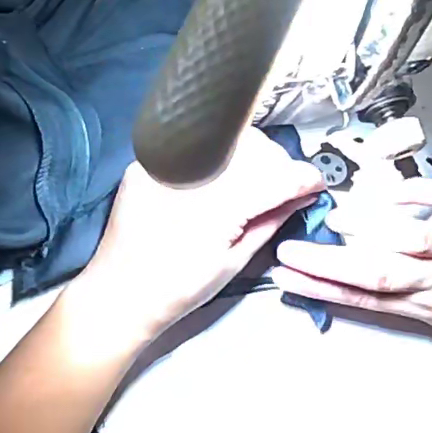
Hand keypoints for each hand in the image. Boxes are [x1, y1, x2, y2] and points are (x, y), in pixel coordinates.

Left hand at [67, 128, 323, 343]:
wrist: (118, 291)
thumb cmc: (176, 288)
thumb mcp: (233, 261)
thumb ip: (269, 221)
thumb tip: (299, 197)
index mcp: (217, 206)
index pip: (275, 175)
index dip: (302, 178)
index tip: (313, 184)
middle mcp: (189, 177)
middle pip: (252, 147)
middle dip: (276, 163)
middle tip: (283, 186)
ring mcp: (162, 167)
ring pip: (222, 141)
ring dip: (247, 156)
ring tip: (250, 183)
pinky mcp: (144, 166)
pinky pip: (190, 149)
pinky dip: (212, 160)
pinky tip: (216, 180)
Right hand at [269, 178, 431, 331]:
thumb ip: (391, 293)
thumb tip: (335, 273)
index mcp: (425, 303)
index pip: (362, 297)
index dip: (319, 286)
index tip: (285, 274)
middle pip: (377, 271)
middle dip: (326, 261)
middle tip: (290, 248)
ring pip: (409, 238)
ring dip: (366, 226)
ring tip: (335, 217)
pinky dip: (416, 192)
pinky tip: (388, 190)